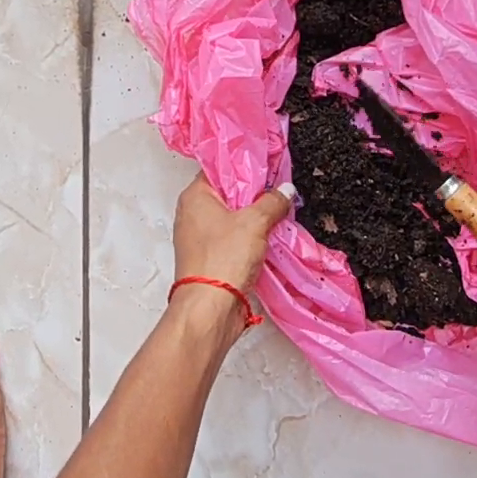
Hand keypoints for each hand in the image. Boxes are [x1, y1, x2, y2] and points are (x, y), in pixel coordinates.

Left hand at [172, 174, 292, 291]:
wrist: (210, 309)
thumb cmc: (224, 259)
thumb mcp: (255, 222)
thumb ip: (272, 201)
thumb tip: (285, 190)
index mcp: (194, 196)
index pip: (220, 169)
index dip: (245, 167)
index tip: (268, 168)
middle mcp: (191, 214)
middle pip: (227, 195)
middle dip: (252, 196)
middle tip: (277, 193)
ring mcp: (198, 238)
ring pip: (230, 219)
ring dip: (252, 220)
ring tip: (277, 216)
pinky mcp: (208, 259)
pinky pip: (231, 240)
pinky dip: (247, 239)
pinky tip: (267, 240)